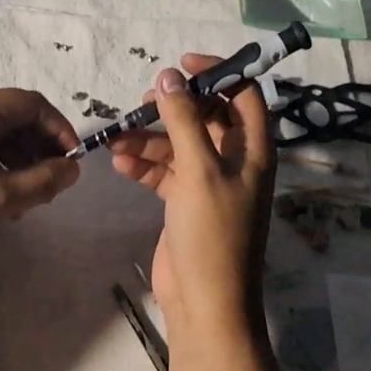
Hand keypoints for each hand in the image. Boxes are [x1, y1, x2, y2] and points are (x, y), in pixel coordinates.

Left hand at [0, 88, 80, 278]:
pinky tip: (0, 197)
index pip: (31, 104)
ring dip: (17, 159)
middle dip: (38, 148)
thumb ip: (44, 180)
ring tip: (28, 199)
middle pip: (11, 115)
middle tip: (53, 186)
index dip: (59, 130)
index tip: (74, 164)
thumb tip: (73, 169)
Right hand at [109, 55, 275, 330]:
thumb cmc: (212, 232)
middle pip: (205, 115)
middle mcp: (235, 159)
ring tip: (117, 137)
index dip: (217, 73)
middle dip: (173, 107)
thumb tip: (168, 75)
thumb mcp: (197, 169)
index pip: (242, 93)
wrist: (206, 305)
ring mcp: (209, 181)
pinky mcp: (186, 201)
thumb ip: (182, 118)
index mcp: (253, 148)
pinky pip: (165, 170)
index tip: (181, 65)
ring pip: (179, 143)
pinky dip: (144, 164)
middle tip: (143, 102)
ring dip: (149, 138)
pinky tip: (119, 162)